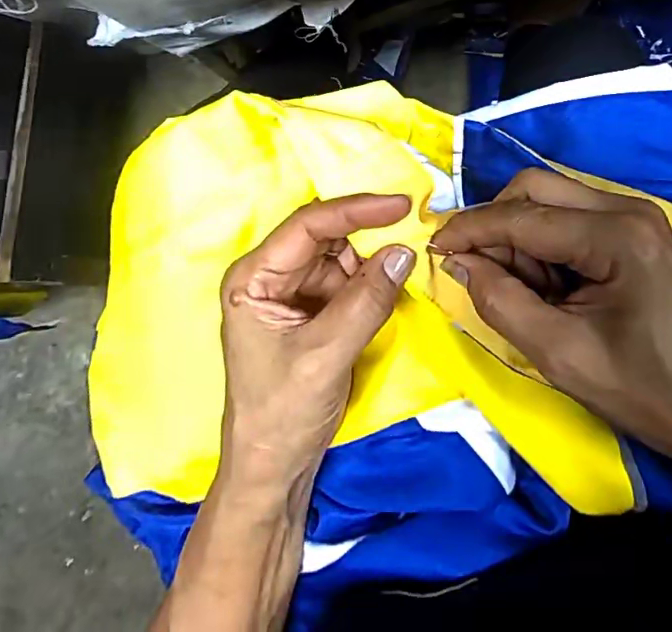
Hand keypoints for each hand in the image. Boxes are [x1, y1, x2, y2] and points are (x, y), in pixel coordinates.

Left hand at [217, 194, 414, 489]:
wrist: (276, 466)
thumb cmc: (281, 413)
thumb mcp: (324, 356)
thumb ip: (365, 301)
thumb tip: (404, 252)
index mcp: (255, 278)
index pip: (308, 227)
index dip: (356, 210)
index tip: (400, 204)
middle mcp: (276, 275)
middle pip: (329, 235)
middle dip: (371, 229)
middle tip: (416, 222)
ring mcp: (301, 290)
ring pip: (348, 254)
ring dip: (380, 252)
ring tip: (414, 249)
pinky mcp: (324, 307)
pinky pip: (358, 278)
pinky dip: (380, 275)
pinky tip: (401, 275)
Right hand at [428, 169, 671, 478]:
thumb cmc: (646, 391)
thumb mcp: (561, 355)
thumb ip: (501, 302)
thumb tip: (458, 262)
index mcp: (617, 235)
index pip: (524, 216)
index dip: (471, 230)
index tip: (432, 249)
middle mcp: (628, 207)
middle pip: (537, 188)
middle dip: (496, 224)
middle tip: (475, 272)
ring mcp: (636, 214)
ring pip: (552, 199)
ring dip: (521, 236)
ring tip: (518, 291)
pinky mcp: (636, 229)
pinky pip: (573, 218)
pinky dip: (546, 243)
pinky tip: (546, 286)